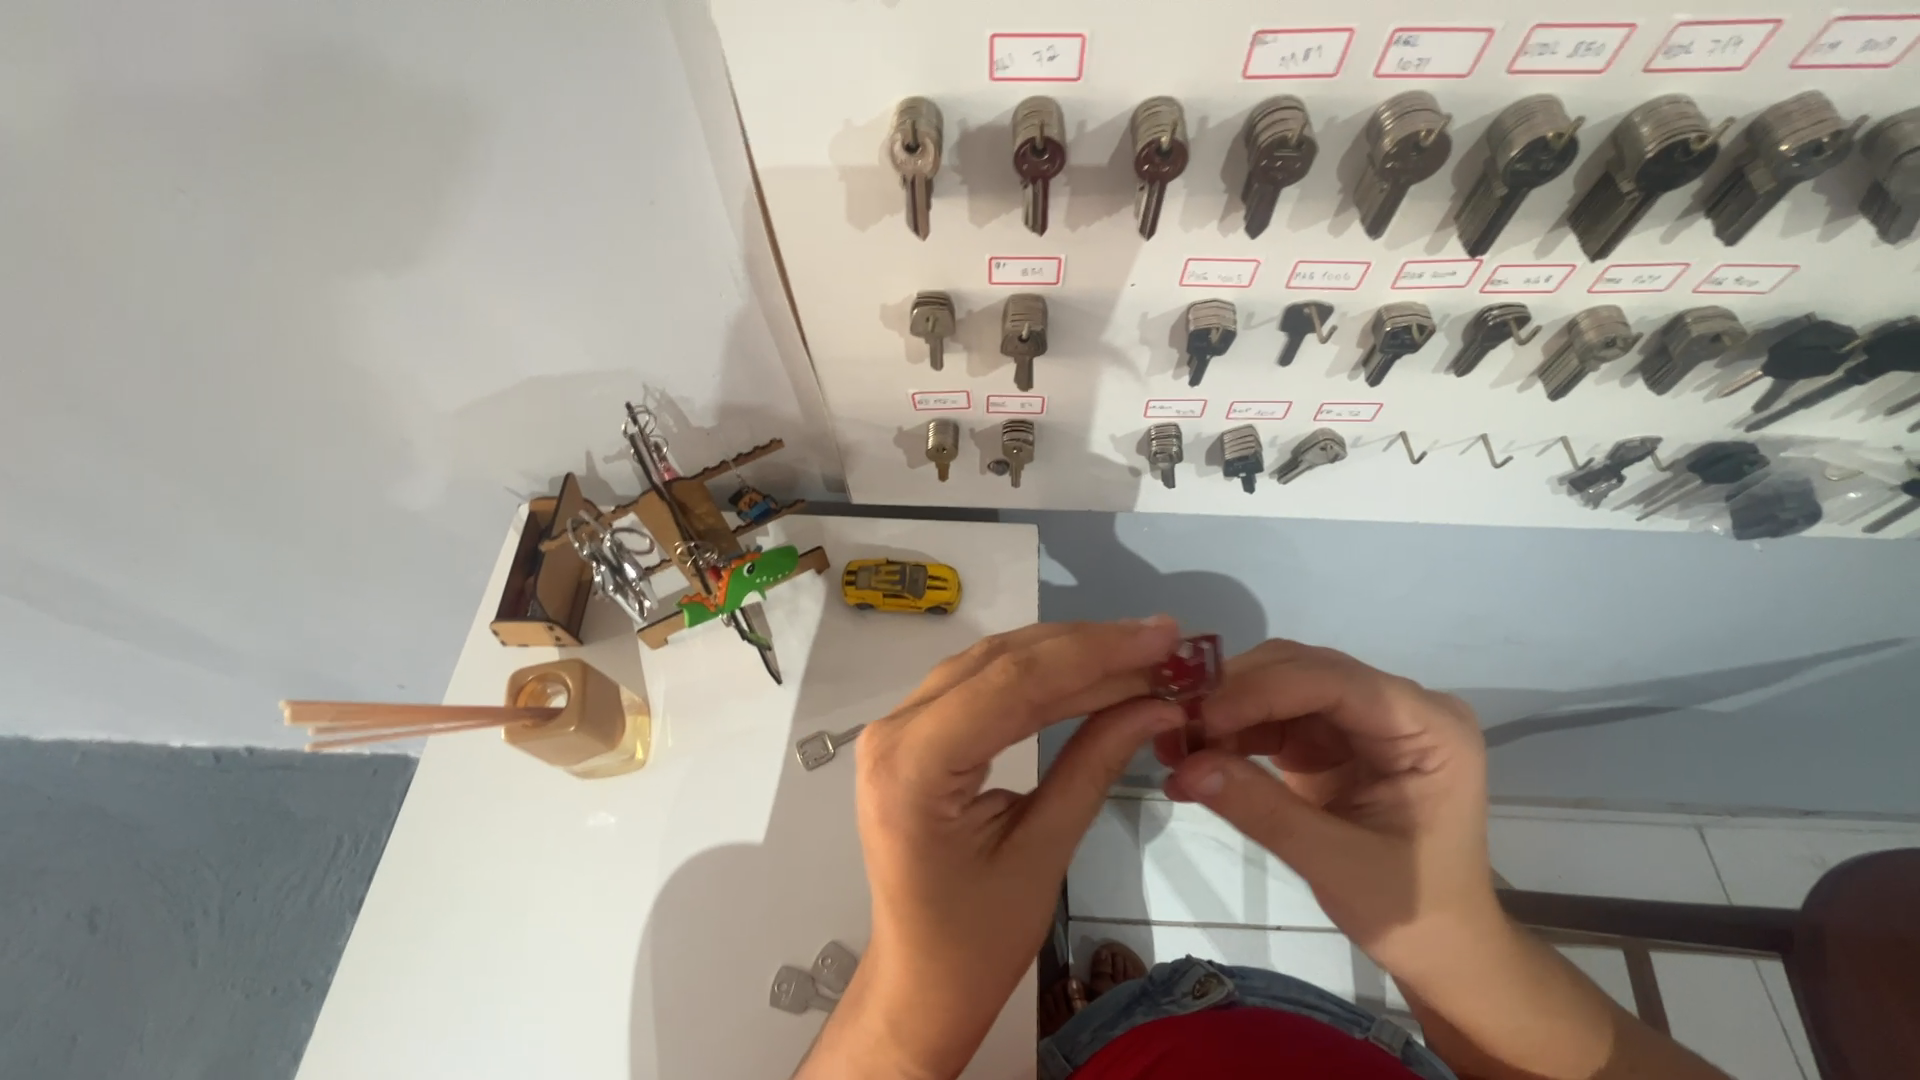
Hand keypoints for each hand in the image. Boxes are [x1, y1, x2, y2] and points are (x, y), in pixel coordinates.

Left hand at [804, 618, 1184, 1079]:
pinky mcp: (913, 733)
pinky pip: (979, 685)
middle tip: (1162, 641)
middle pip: (1001, 663)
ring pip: (990, 664)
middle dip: (1086, 648)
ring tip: (1138, 650)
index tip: (1163, 636)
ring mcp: (897, 727)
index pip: (1012, 684)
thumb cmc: (976, 941)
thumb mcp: (1042, 852)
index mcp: (913, 766)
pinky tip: (1086, 671)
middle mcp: (894, 731)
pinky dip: (1038, 675)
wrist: (919, 980)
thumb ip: (1093, 765)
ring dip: (1065, 654)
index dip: (1092, 652)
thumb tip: (1159, 705)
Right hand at [1156, 640, 1500, 977]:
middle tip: (1174, 730)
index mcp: (1427, 727)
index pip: (1334, 681)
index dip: (1262, 690)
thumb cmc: (1410, 910)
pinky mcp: (1330, 738)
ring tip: (1175, 749)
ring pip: (1275, 687)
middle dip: (1233, 696)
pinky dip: (1229, 736)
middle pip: (1300, 671)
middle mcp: (1395, 706)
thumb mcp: (1335, 863)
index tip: (1201, 718)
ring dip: (1223, 714)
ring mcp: (1360, 719)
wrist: (1438, 947)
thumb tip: (1185, 768)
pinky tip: (1193, 762)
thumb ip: (1262, 810)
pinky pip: (1269, 718)